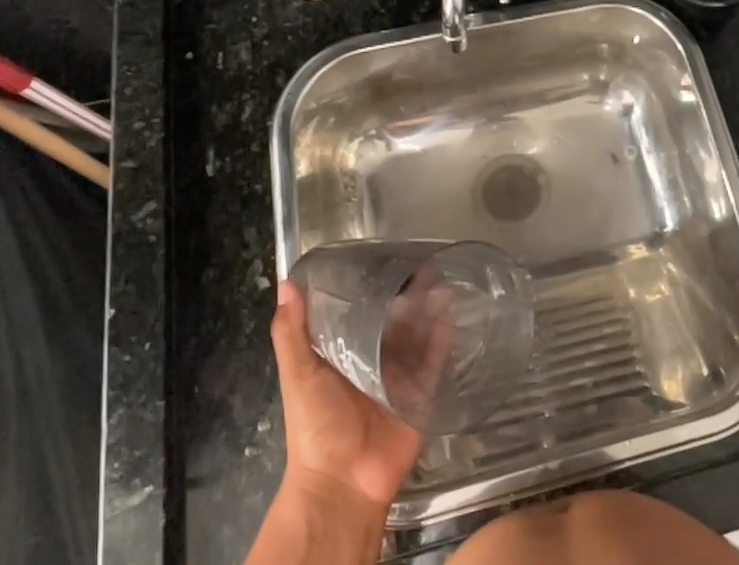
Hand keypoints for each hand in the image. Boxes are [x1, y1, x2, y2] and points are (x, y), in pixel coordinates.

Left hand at [270, 279, 424, 510]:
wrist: (343, 481)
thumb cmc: (315, 426)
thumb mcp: (299, 375)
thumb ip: (292, 333)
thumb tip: (287, 284)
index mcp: (340, 356)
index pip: (356, 315)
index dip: (368, 289)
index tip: (382, 257)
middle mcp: (370, 363)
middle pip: (392, 324)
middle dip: (406, 297)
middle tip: (422, 263)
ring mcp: (397, 379)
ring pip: (416, 338)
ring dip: (427, 313)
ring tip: (442, 281)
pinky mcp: (420, 395)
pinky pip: (434, 363)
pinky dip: (443, 340)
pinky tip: (452, 315)